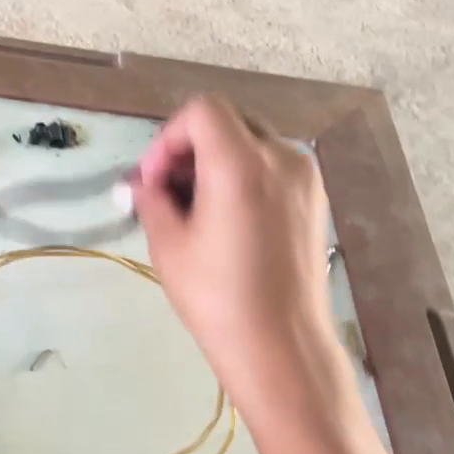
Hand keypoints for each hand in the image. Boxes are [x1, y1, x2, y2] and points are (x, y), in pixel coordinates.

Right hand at [133, 95, 342, 411]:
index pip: (201, 112)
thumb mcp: (168, 245)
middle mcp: (281, 157)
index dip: (167, 139)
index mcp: (241, 163)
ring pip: (248, 146)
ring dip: (212, 165)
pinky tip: (223, 223)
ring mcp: (304, 177)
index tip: (153, 181)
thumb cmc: (215, 296)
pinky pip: (269, 169)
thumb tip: (141, 184)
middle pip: (226, 124)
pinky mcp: (313, 200)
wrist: (279, 342)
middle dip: (187, 151)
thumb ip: (151, 200)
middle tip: (164, 195)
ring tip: (192, 213)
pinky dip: (239, 180)